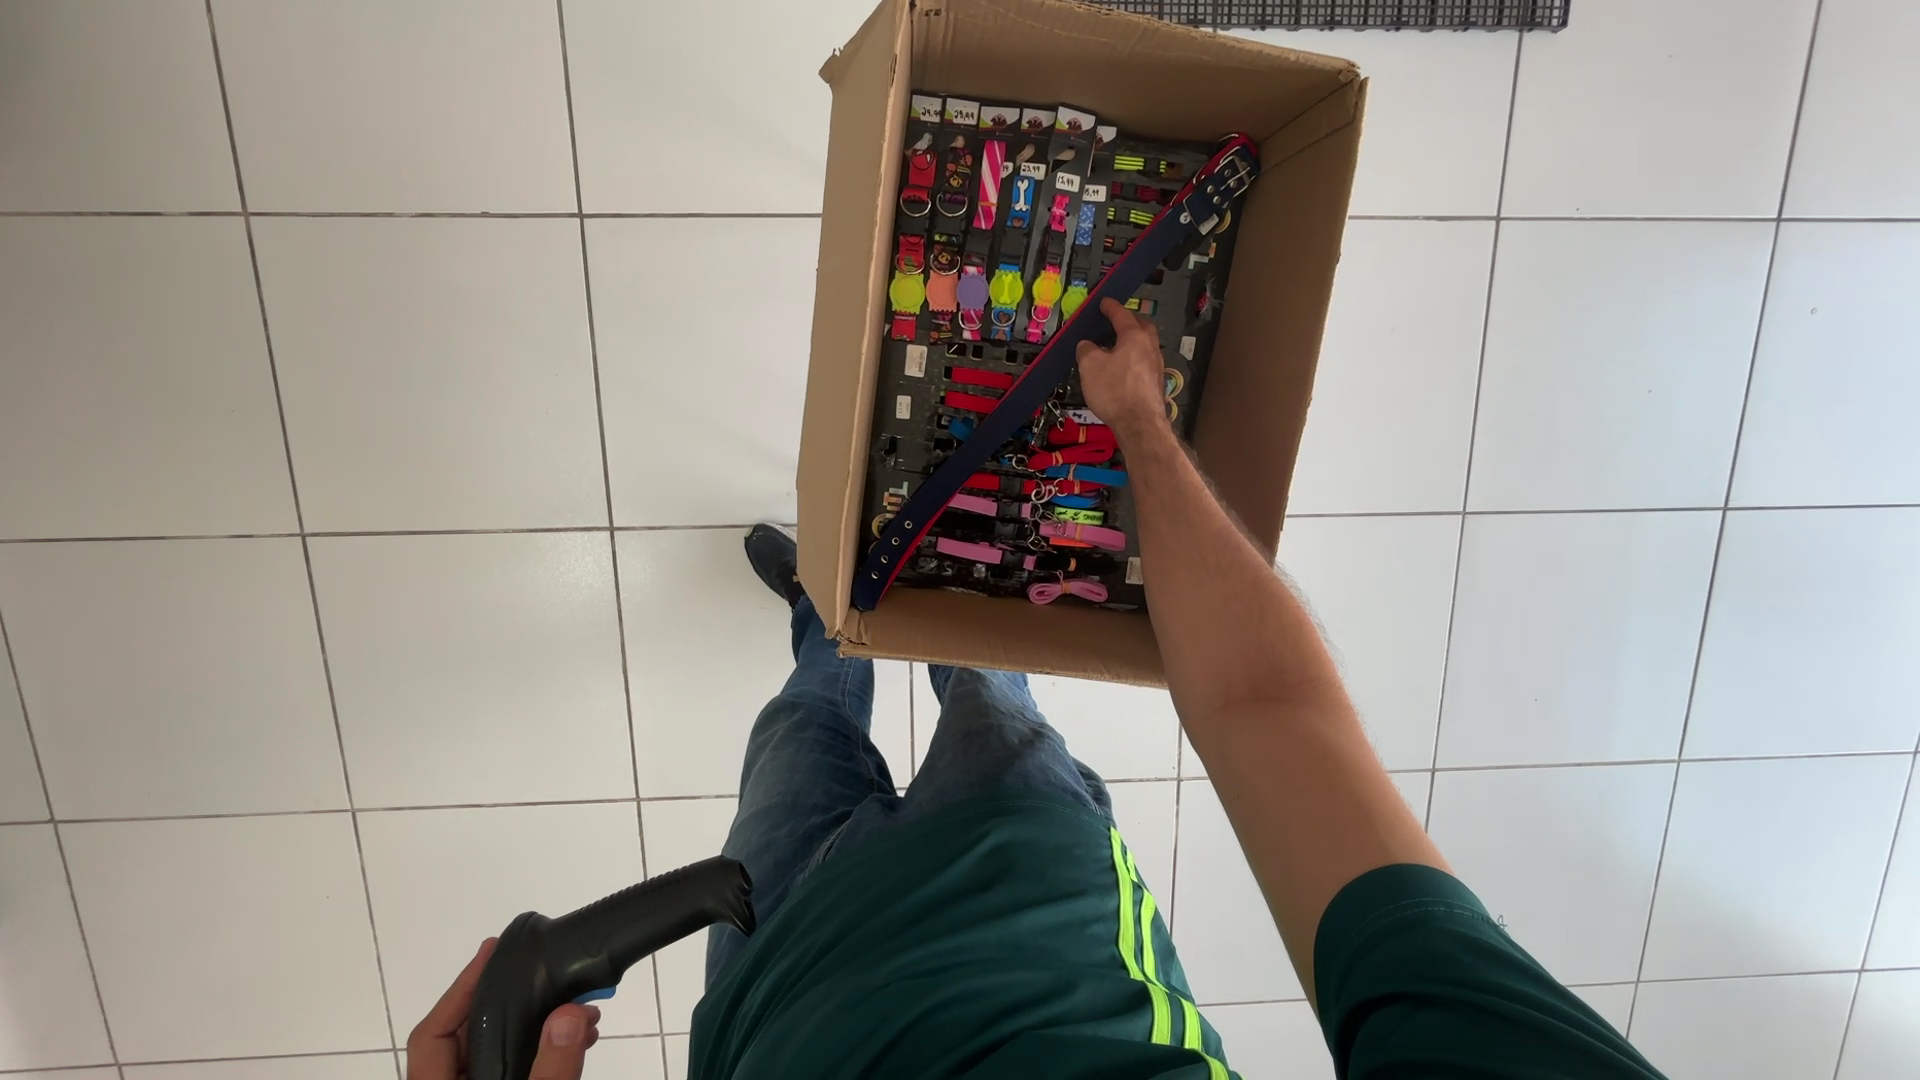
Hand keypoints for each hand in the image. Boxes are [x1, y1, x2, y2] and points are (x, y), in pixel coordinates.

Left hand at [407, 938, 601, 1079]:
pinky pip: (518, 1064)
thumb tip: (569, 1011)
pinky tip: (580, 1037)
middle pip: (469, 1034)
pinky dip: (546, 1046)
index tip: (491, 949)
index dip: (460, 989)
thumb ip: (551, 1070)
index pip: (432, 1034)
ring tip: (581, 1007)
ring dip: (540, 1023)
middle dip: (515, 999)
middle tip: (548, 968)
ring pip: (498, 1049)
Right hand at [1075, 297, 1169, 440]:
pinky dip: (1134, 360)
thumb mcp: (1090, 366)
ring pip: (1145, 346)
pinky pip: (1144, 364)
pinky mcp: (1155, 384)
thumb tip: (1087, 345)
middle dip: (1130, 321)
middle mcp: (1150, 348)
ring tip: (1117, 348)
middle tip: (1117, 322)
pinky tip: (1123, 371)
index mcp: (1135, 337)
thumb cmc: (1114, 391)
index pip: (1122, 315)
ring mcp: (1156, 367)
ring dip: (1133, 343)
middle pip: (1143, 327)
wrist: (1140, 424)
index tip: (1104, 302)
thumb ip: (1086, 350)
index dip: (1111, 307)